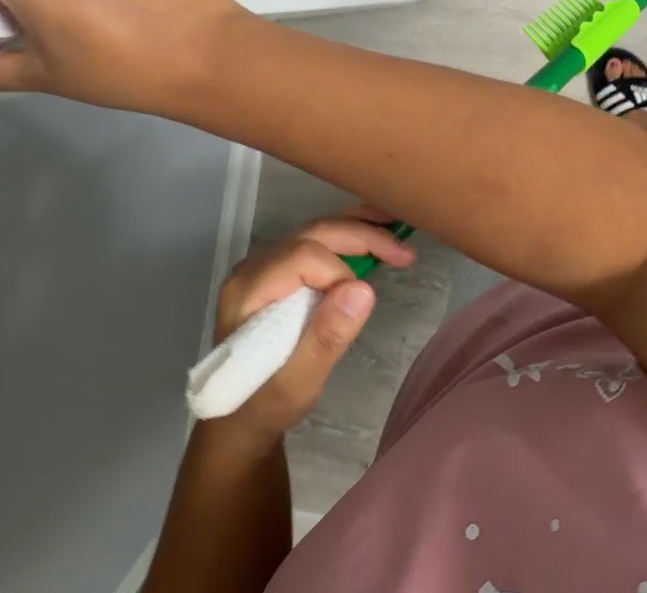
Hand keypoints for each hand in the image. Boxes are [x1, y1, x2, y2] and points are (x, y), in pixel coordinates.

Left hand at [213, 219, 415, 437]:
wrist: (240, 418)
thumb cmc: (266, 404)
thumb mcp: (298, 384)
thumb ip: (326, 337)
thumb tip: (363, 288)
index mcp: (249, 290)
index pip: (304, 256)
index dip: (340, 272)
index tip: (360, 303)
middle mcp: (253, 268)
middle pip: (314, 234)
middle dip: (363, 236)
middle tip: (405, 253)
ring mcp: (264, 266)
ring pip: (317, 231)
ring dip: (359, 228)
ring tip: (396, 229)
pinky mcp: (278, 271)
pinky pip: (316, 242)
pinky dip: (348, 236)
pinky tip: (373, 235)